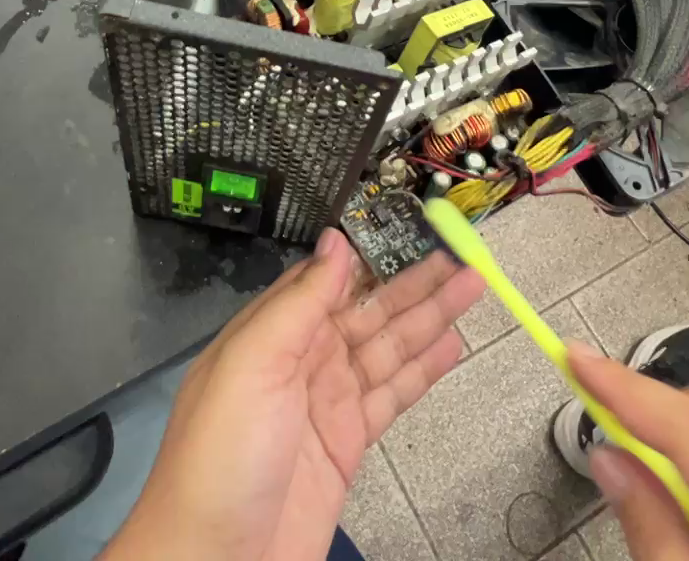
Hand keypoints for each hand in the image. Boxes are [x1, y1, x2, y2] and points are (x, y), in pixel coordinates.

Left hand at [102, 228, 485, 560]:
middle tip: (459, 256)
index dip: (373, 254)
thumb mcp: (251, 364)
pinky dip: (423, 368)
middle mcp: (302, 359)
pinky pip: (393, 393)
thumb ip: (298, 302)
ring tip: (469, 287)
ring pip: (388, 346)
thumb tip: (334, 242)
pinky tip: (449, 345)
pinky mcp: (347, 442)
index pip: (331, 278)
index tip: (409, 230)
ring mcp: (328, 401)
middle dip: (415, 282)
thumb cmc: (219, 459)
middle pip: (369, 308)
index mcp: (273, 332)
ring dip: (430, 317)